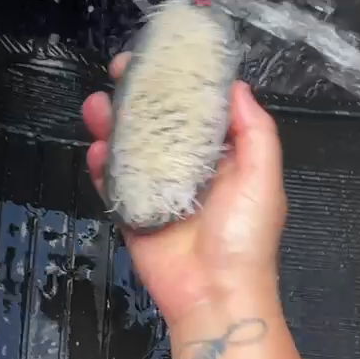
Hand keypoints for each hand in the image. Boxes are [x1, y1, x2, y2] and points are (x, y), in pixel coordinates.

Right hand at [84, 56, 288, 322]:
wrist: (215, 295)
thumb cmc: (245, 239)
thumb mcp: (263, 176)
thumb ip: (254, 131)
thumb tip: (236, 88)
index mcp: (221, 161)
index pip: (195, 113)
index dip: (176, 87)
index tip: (157, 63)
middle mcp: (187, 175)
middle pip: (156, 129)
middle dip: (136, 102)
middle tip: (118, 77)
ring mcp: (157, 197)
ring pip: (130, 154)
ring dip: (112, 129)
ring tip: (97, 108)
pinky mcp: (134, 220)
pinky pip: (114, 190)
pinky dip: (102, 170)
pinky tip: (96, 151)